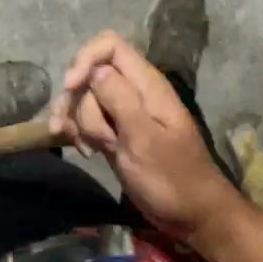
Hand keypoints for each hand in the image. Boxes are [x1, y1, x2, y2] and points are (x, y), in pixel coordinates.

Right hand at [49, 31, 242, 240]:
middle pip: (92, 74)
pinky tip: (81, 151)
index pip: (110, 45)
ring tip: (84, 148)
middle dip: (82, 102)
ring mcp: (124, 113)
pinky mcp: (116, 133)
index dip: (85, 59)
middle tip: (97, 137)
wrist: (191, 216)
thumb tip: (95, 70)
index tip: (71, 87)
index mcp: (146, 84)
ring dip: (76, 119)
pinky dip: (78, 131)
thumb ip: (120, 100)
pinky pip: (88, 119)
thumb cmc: (172, 178)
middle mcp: (134, 91)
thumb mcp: (145, 139)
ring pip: (86, 98)